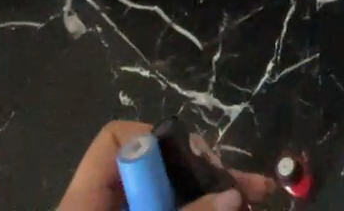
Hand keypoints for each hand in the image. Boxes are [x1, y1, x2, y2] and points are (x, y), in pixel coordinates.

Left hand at [57, 121, 276, 210]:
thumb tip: (235, 194)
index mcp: (86, 200)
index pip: (116, 140)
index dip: (155, 141)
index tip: (193, 162)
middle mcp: (105, 205)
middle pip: (161, 170)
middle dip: (209, 174)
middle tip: (251, 190)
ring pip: (176, 198)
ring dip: (217, 198)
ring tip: (258, 200)